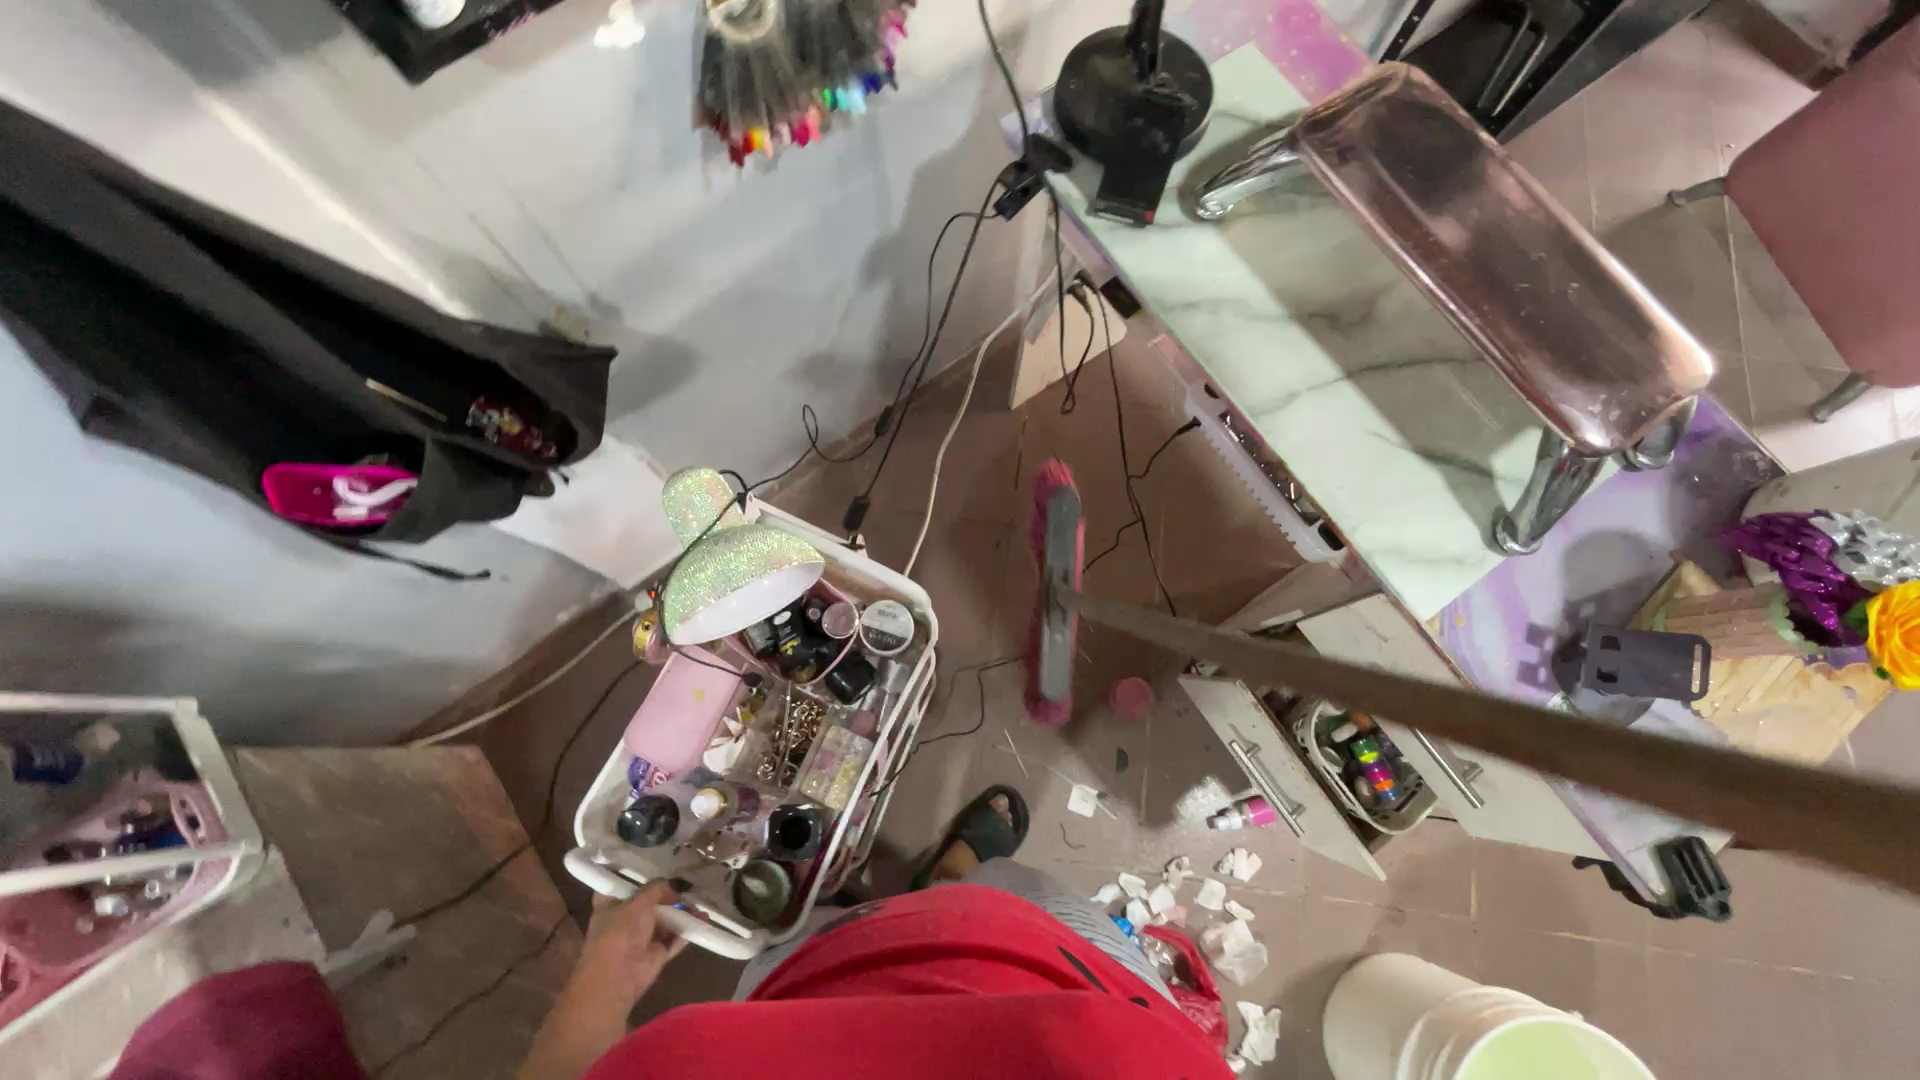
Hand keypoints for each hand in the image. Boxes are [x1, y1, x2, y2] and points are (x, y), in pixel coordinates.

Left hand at [518, 882, 686, 1079]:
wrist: (617, 977)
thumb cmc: (618, 932)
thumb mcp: (638, 901)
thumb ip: (657, 889)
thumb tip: (673, 887)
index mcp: (611, 902)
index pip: (624, 883)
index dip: (640, 874)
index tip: (659, 862)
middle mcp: (626, 918)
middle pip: (650, 901)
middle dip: (669, 893)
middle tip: (690, 880)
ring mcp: (642, 937)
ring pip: (665, 919)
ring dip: (682, 911)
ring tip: (701, 900)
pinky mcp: (657, 953)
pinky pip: (675, 938)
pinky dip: (688, 929)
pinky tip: (703, 919)